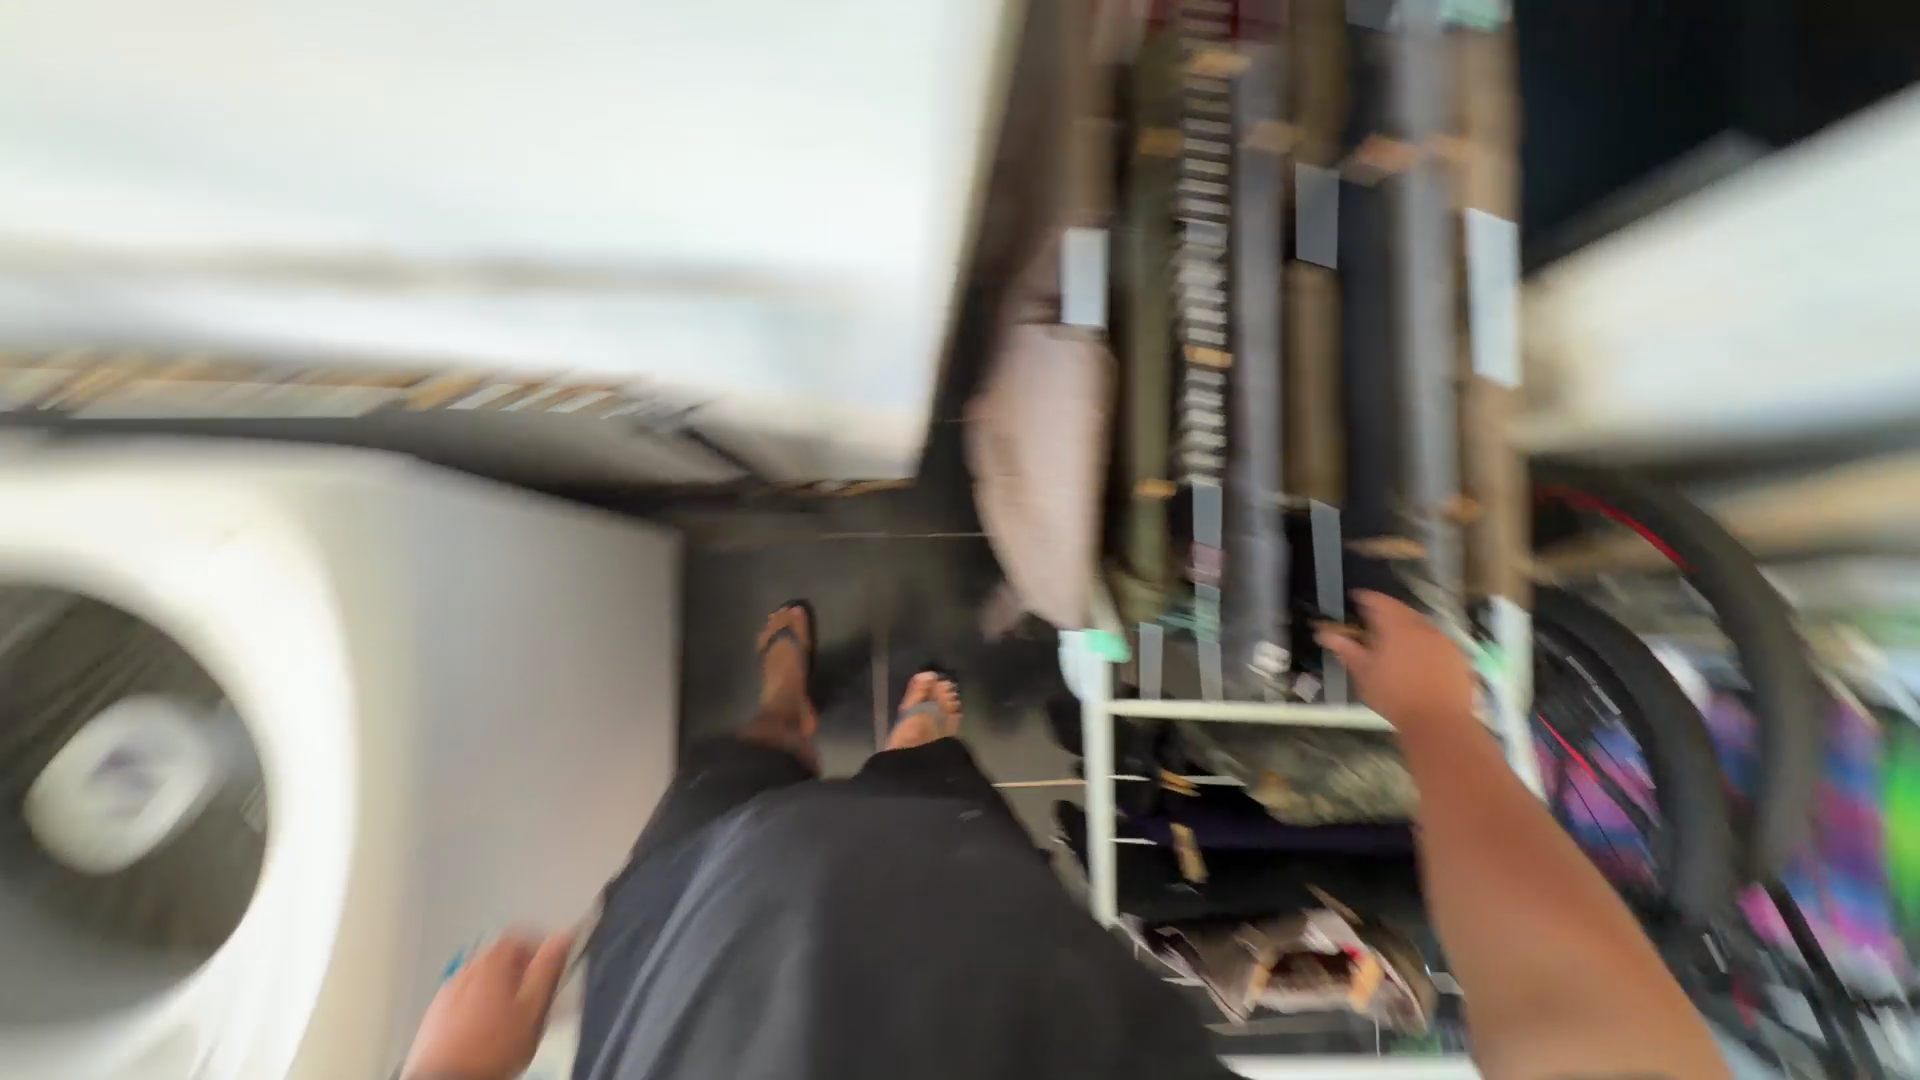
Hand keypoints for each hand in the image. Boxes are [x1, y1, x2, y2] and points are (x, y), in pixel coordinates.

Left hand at [402, 930, 573, 1079]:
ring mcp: (446, 994)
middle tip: (535, 993)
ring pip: (481, 978)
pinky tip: (487, 1029)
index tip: (551, 963)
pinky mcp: (434, 1017)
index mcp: (491, 962)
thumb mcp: (533, 1006)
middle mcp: (466, 970)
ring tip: (513, 1015)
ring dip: (500, 988)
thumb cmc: (492, 1046)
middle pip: (499, 956)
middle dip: (520, 970)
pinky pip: (464, 999)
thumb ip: (549, 966)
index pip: (520, 934)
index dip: (540, 946)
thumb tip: (563, 936)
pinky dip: (479, 1006)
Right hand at [1316, 591, 1475, 731]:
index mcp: (1396, 627)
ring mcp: (1444, 641)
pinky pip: (1437, 640)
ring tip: (1395, 636)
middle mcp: (1422, 628)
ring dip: (1407, 625)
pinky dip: (1424, 641)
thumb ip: (1345, 649)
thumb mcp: (1363, 673)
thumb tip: (1323, 634)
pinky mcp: (1459, 657)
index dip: (1365, 598)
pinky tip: (1419, 655)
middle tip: (1373, 618)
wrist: (1439, 721)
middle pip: (1402, 610)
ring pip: (1422, 625)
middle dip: (1387, 611)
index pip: (1379, 602)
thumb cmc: (1393, 695)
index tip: (1355, 598)